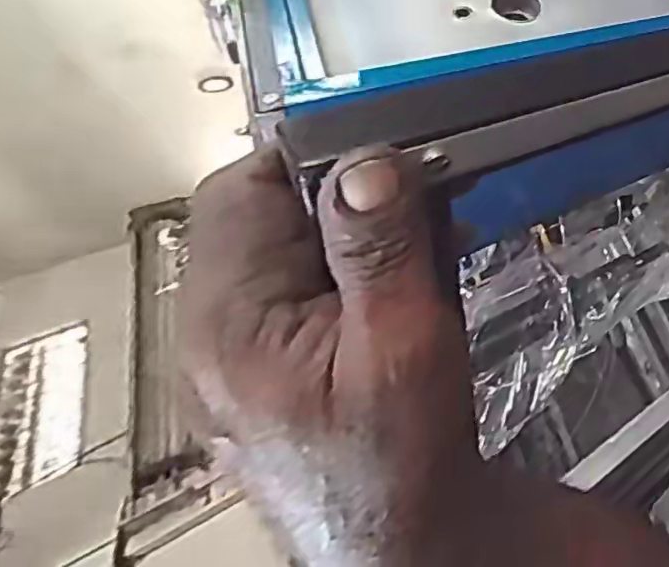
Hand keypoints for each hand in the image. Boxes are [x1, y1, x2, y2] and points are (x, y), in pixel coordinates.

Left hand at [180, 143, 489, 566]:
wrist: (404, 524)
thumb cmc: (396, 443)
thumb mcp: (399, 337)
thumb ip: (381, 249)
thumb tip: (368, 165)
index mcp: (232, 316)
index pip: (246, 189)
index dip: (318, 152)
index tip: (395, 144)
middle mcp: (226, 321)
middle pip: (278, 210)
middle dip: (362, 188)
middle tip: (436, 185)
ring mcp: (257, 337)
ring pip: (308, 238)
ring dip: (378, 220)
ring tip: (441, 226)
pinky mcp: (291, 347)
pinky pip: (325, 273)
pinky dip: (377, 254)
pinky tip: (425, 263)